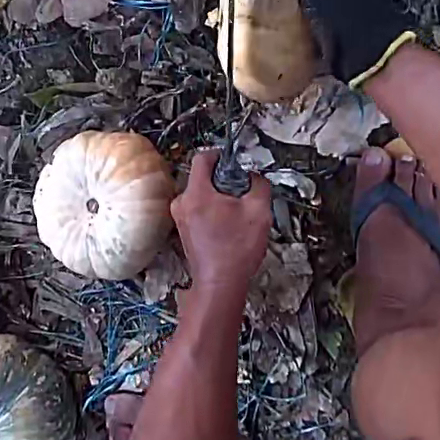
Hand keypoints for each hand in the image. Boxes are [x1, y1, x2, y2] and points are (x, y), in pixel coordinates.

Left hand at [171, 150, 270, 298]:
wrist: (221, 284)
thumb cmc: (236, 250)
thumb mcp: (259, 211)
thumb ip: (259, 185)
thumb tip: (255, 177)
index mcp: (196, 193)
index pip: (202, 158)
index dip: (220, 154)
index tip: (233, 160)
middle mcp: (182, 203)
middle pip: (202, 177)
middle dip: (223, 180)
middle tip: (242, 191)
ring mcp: (180, 218)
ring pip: (201, 194)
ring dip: (219, 197)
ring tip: (238, 212)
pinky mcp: (184, 230)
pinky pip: (199, 209)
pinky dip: (213, 211)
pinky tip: (229, 225)